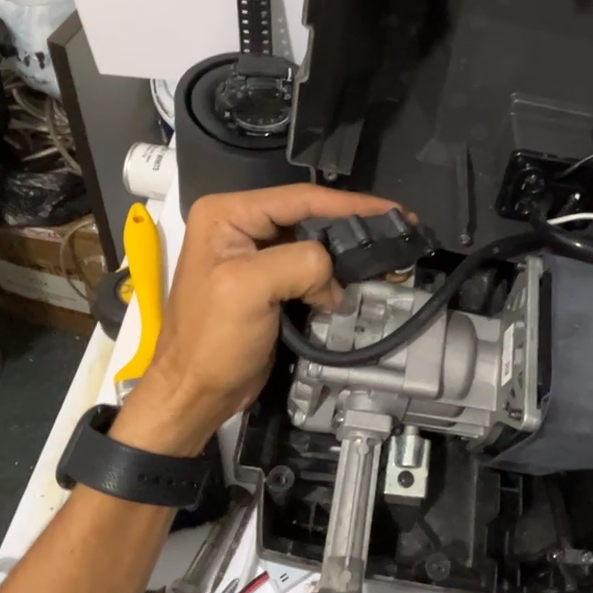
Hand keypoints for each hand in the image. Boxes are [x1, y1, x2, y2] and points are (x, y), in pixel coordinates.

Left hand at [113, 185, 397, 452]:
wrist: (196, 394)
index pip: (300, 198)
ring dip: (345, 253)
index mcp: (226, 215)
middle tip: (396, 230)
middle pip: (310, 216)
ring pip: (314, 242)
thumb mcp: (248, 289)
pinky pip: (311, 268)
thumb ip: (299, 263)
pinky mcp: (270, 282)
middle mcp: (240, 227)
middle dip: (352, 226)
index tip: (393, 211)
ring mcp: (255, 255)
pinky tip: (358, 278)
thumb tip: (332, 276)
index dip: (350, 204)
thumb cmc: (211, 342)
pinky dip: (334, 275)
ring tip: (384, 253)